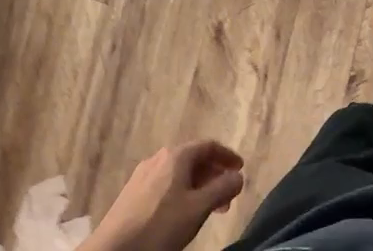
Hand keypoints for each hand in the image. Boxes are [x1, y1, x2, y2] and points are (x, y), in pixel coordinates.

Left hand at [83, 141, 245, 250]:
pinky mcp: (131, 195)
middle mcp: (158, 158)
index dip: (228, 156)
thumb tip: (238, 176)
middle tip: (227, 197)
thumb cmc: (160, 226)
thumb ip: (222, 188)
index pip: (209, 146)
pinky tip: (182, 214)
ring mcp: (142, 176)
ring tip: (208, 209)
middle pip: (194, 159)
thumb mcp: (198, 208)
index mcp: (176, 156)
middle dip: (214, 176)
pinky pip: (165, 186)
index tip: (241, 170)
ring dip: (198, 187)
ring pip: (179, 175)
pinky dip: (181, 194)